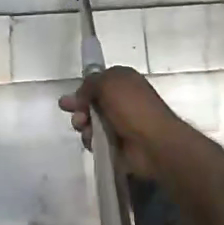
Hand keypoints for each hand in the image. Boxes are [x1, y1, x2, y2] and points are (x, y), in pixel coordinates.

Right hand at [59, 66, 185, 178]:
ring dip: (83, 124)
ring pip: (90, 121)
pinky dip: (91, 140)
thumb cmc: (133, 107)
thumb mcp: (108, 84)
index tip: (72, 96)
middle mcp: (121, 100)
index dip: (84, 88)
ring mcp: (119, 123)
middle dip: (79, 106)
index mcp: (124, 81)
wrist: (153, 143)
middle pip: (91, 102)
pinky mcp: (116, 143)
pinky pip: (95, 140)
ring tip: (84, 127)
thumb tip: (80, 94)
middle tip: (70, 111)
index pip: (98, 81)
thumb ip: (90, 84)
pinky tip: (93, 141)